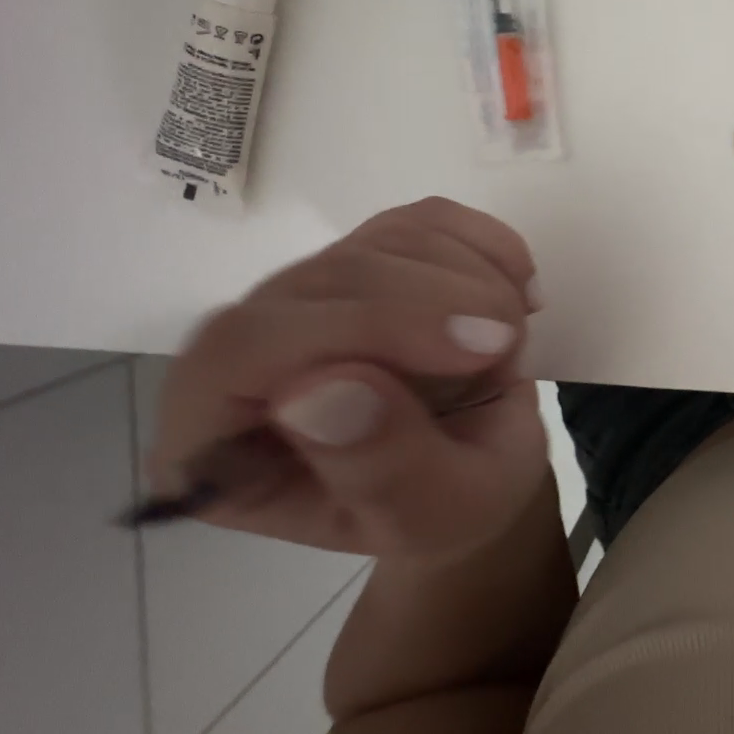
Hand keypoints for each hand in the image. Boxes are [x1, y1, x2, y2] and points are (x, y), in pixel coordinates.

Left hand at [148, 198, 549, 560]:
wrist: (482, 472)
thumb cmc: (453, 508)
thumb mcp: (435, 514)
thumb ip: (378, 468)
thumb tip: (316, 388)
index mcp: (217, 442)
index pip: (244, 348)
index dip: (360, 328)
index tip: (476, 348)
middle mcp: (242, 357)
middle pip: (323, 280)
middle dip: (436, 303)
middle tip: (510, 344)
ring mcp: (312, 296)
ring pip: (383, 241)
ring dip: (473, 281)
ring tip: (508, 343)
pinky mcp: (375, 257)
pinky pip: (429, 219)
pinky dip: (489, 247)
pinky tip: (516, 295)